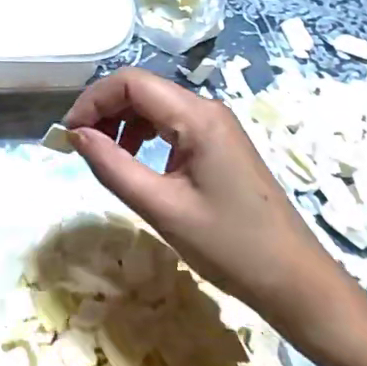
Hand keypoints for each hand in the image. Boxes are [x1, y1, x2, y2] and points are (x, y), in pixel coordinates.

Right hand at [63, 68, 352, 344]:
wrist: (297, 283)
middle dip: (104, 110)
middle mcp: (206, 109)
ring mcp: (216, 124)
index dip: (92, 101)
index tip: (69, 134)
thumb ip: (112, 166)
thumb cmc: (229, 247)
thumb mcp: (161, 208)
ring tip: (103, 155)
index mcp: (196, 117)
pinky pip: (170, 122)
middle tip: (79, 145)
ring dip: (121, 121)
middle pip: (141, 88)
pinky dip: (142, 134)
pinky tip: (134, 161)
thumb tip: (74, 135)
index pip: (130, 83)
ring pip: (154, 104)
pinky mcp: (219, 142)